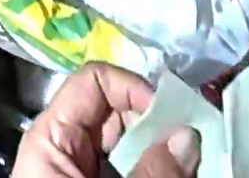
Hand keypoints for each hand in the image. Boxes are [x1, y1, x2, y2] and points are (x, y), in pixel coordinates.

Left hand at [12, 62, 200, 177]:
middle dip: (158, 124)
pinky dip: (154, 173)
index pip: (95, 80)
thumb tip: (190, 135)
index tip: (172, 117)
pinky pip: (129, 172)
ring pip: (129, 144)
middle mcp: (65, 148)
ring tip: (193, 165)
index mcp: (52, 137)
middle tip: (196, 142)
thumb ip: (151, 175)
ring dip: (162, 152)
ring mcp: (80, 174)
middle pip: (117, 111)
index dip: (133, 88)